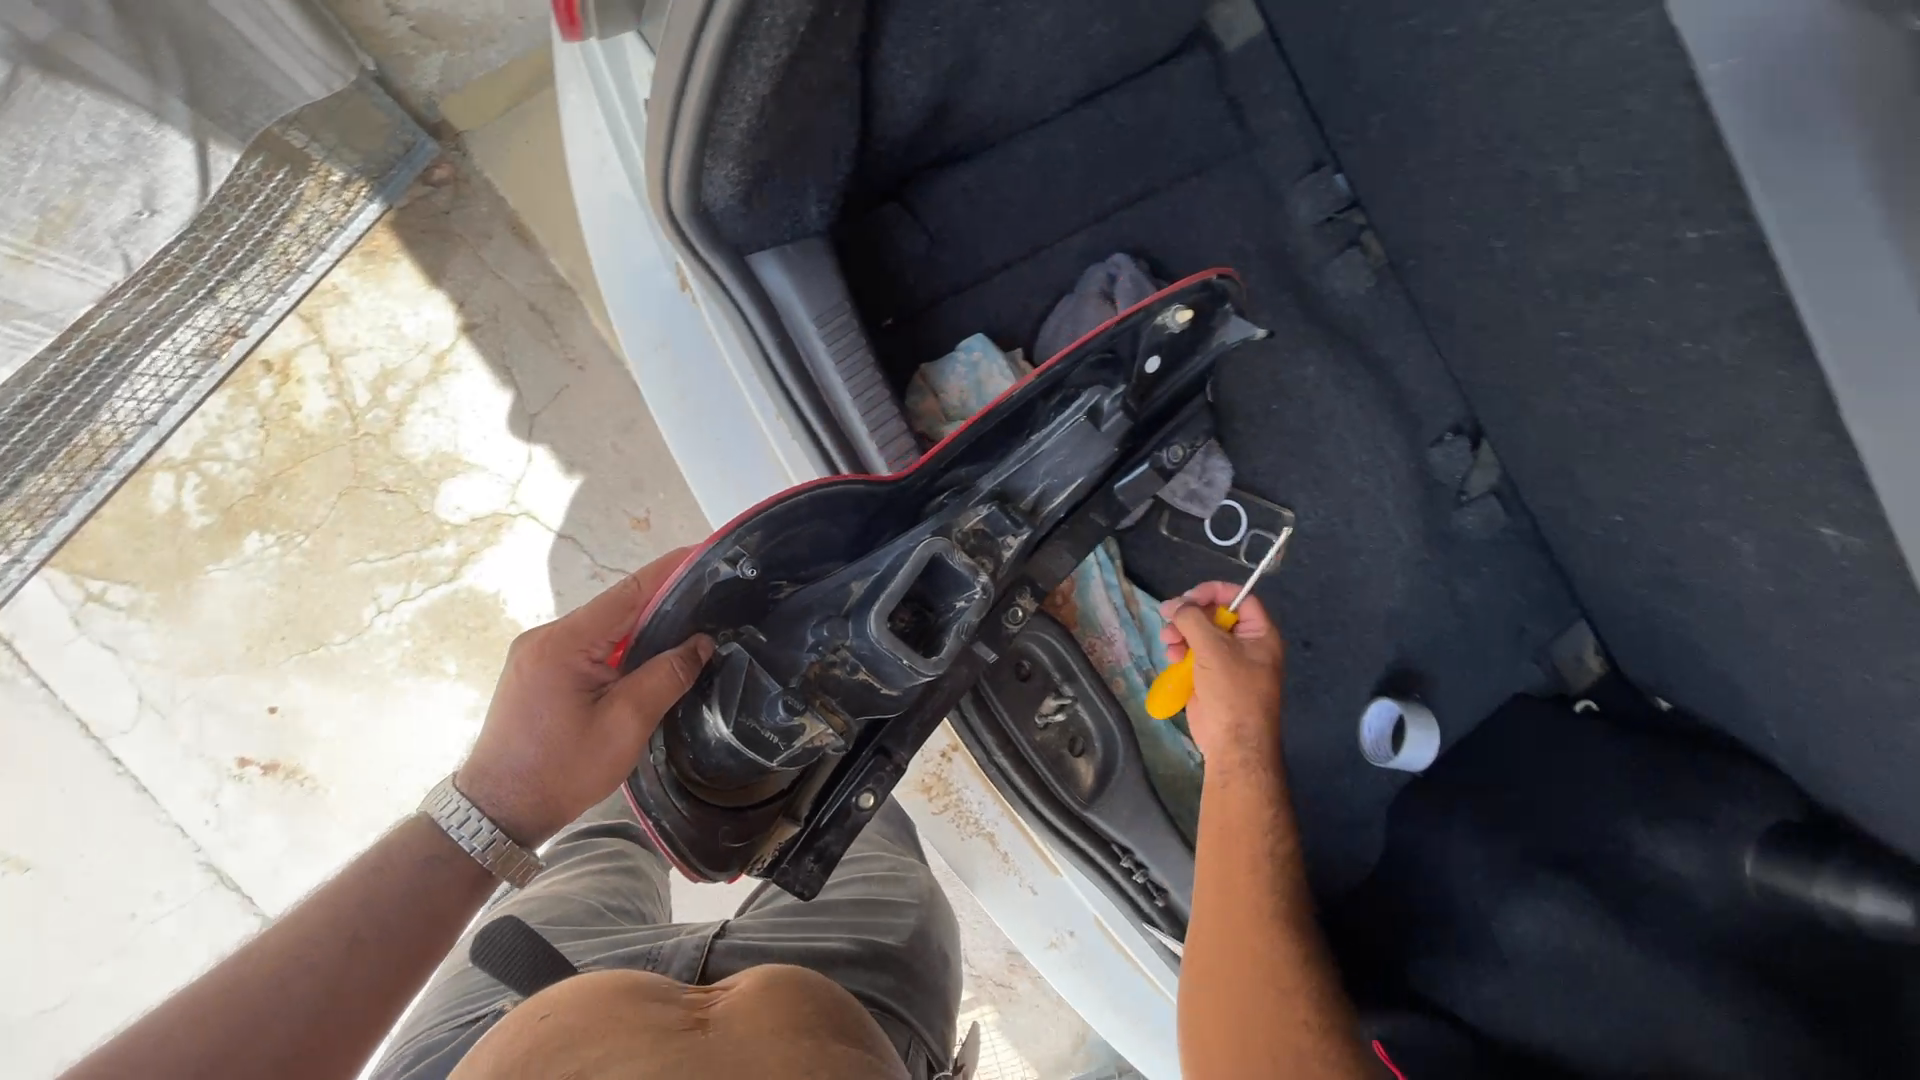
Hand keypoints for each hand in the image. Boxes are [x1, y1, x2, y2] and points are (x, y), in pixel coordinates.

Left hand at [456, 547, 713, 844]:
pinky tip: (651, 656)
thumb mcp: (625, 724)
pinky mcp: (538, 672)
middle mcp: (547, 638)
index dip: (670, 571)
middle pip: (617, 607)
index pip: (628, 592)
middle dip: (664, 600)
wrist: (496, 812)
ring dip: (645, 627)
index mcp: (564, 643)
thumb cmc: (560, 771)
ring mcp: (538, 654)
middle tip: (711, 596)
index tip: (704, 552)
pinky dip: (623, 647)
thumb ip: (666, 676)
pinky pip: (590, 647)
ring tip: (692, 626)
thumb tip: (701, 643)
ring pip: (604, 629)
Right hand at [1159, 582, 1284, 776]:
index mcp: (1259, 634)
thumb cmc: (1232, 691)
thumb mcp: (1213, 649)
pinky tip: (1171, 657)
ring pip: (1199, 634)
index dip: (1214, 592)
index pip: (1239, 598)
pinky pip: (1192, 654)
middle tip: (1168, 618)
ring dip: (1180, 633)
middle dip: (1189, 615)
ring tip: (1168, 641)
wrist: (1232, 742)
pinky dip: (1180, 651)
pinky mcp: (1209, 676)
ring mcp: (1226, 661)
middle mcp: (1245, 644)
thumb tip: (1173, 605)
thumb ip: (1192, 620)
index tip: (1188, 597)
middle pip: (1214, 615)